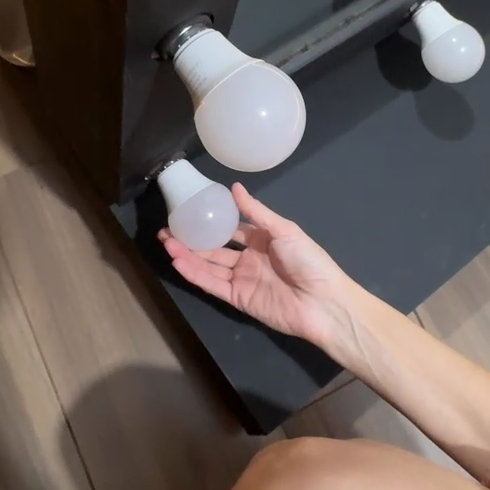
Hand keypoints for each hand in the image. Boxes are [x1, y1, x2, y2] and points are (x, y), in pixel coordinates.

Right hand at [160, 184, 364, 352]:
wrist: (323, 302)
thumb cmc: (309, 261)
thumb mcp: (284, 230)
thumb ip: (257, 212)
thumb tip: (235, 187)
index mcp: (262, 240)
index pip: (231, 229)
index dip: (211, 222)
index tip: (189, 213)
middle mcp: (249, 258)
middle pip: (214, 248)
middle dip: (192, 239)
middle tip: (167, 230)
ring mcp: (242, 279)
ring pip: (209, 265)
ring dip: (187, 255)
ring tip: (165, 243)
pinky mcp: (238, 299)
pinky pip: (212, 284)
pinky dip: (195, 274)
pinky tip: (178, 262)